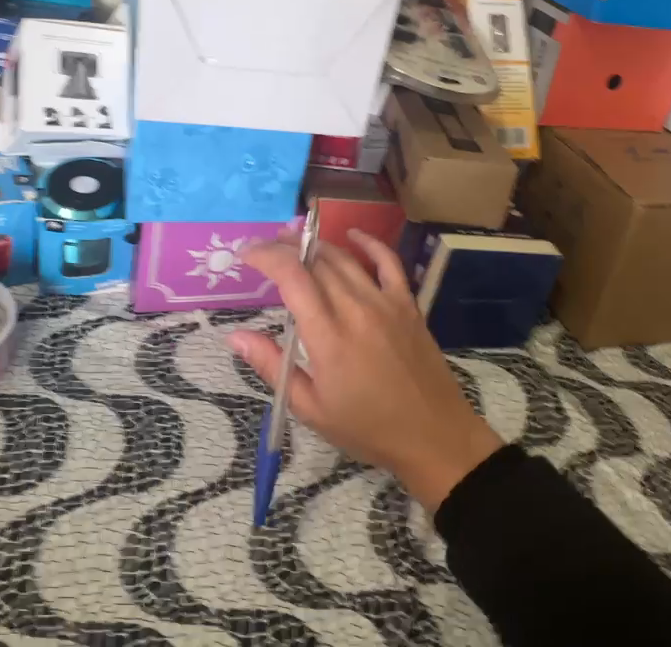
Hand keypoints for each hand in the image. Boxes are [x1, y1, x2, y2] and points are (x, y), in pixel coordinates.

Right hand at [229, 229, 503, 511]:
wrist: (434, 435)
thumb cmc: (367, 428)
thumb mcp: (311, 408)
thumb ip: (273, 366)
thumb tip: (236, 336)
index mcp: (328, 336)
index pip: (292, 276)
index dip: (266, 256)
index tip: (246, 255)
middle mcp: (356, 308)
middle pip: (316, 261)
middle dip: (286, 248)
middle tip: (265, 247)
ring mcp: (385, 302)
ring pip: (346, 258)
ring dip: (317, 244)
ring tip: (295, 239)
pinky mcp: (407, 304)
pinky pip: (388, 262)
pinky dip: (369, 243)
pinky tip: (353, 234)